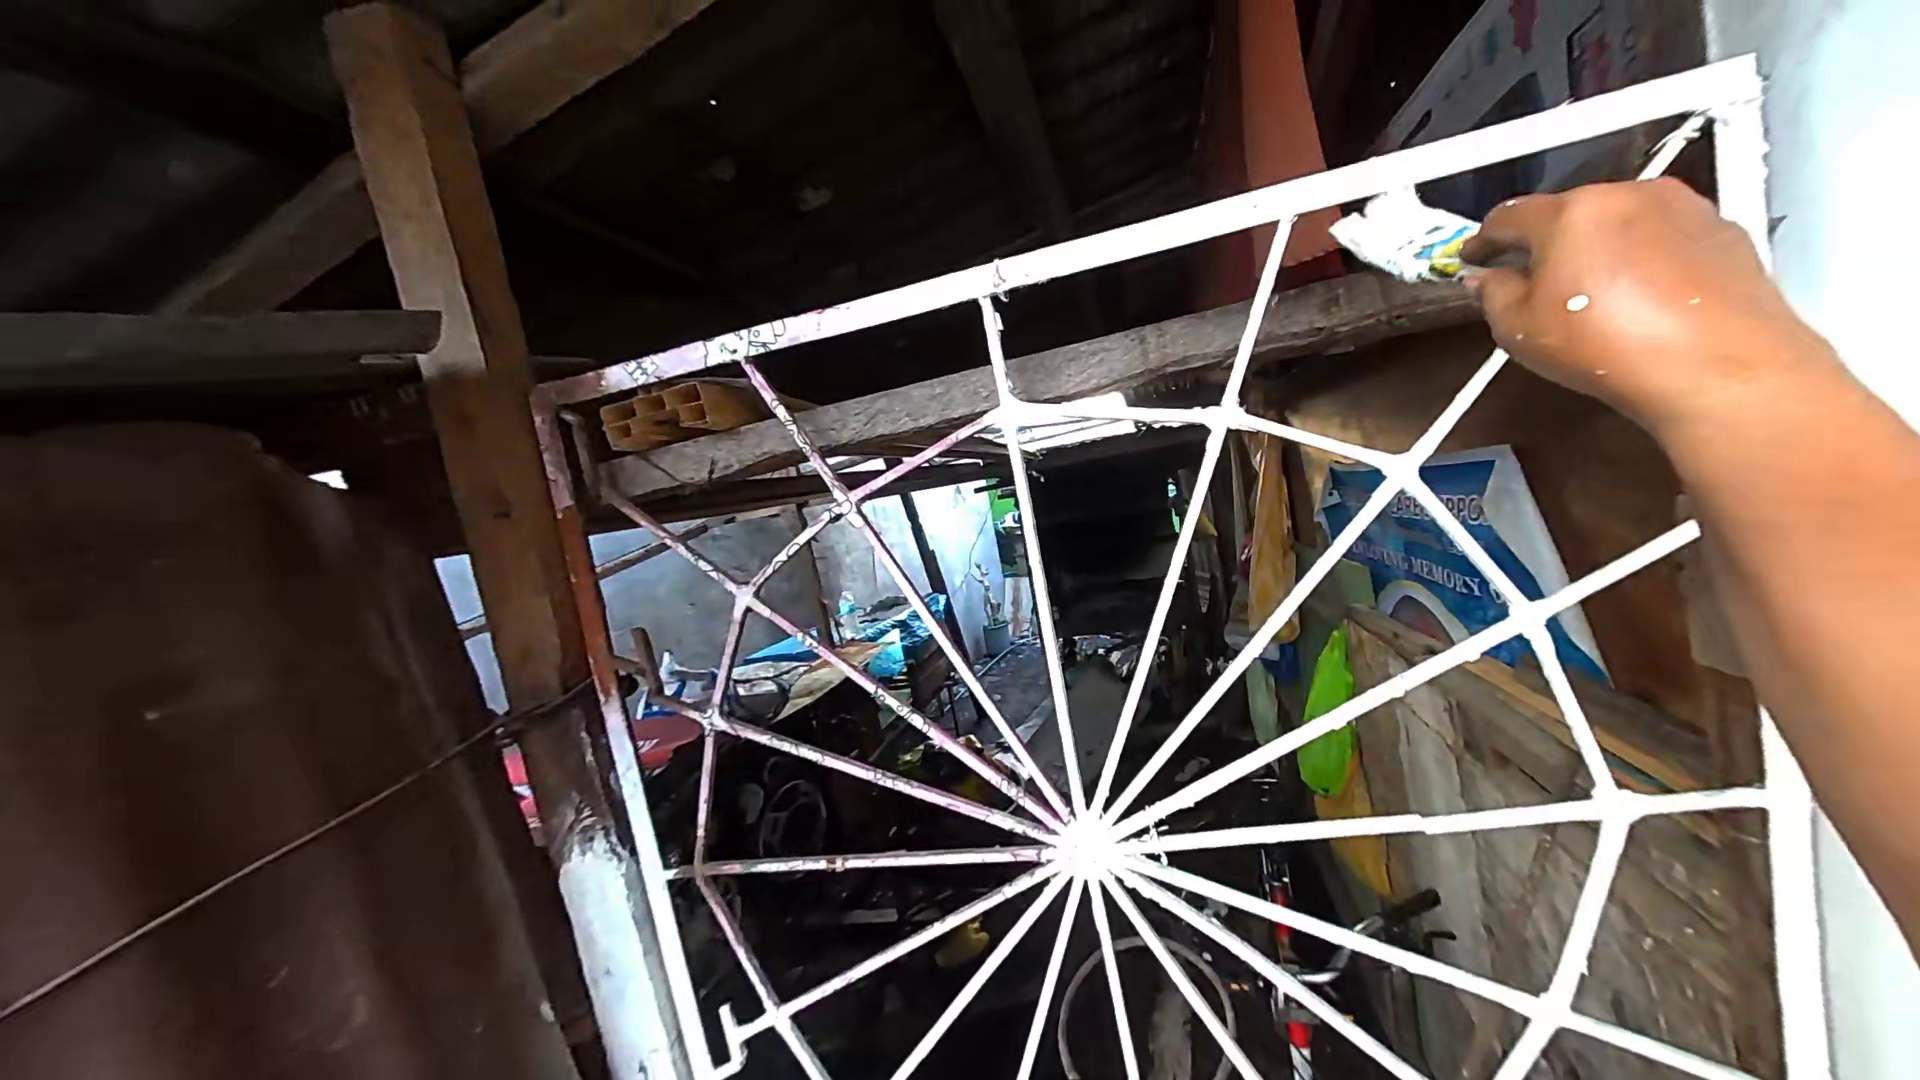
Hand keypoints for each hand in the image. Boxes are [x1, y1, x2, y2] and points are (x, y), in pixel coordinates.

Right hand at [1461, 178, 1836, 436]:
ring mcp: (1680, 207)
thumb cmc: (1608, 342)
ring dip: (1585, 250)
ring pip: (1611, 221)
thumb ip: (1493, 293)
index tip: (1474, 257)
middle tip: (1519, 282)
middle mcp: (1628, 196)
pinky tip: (1620, 299)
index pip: (1507, 216)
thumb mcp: (1516, 326)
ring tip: (1573, 296)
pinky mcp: (1716, 227)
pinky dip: (1628, 258)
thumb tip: (1488, 281)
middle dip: (1537, 244)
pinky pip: (1653, 235)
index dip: (1482, 241)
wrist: (1709, 362)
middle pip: (1564, 213)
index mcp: (1571, 213)